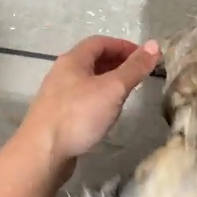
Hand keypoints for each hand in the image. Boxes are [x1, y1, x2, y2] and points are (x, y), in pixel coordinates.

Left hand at [16, 36, 161, 164]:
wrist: (41, 154)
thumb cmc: (78, 115)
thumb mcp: (113, 88)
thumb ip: (134, 67)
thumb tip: (155, 44)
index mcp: (73, 60)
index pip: (100, 42)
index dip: (124, 46)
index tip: (144, 57)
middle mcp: (62, 73)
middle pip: (92, 60)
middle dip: (117, 63)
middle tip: (138, 74)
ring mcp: (56, 95)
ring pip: (87, 80)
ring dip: (108, 82)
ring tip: (126, 93)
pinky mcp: (56, 116)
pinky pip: (81, 99)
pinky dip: (98, 98)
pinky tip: (106, 113)